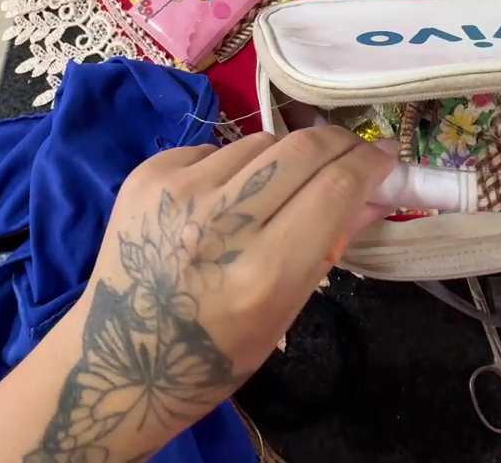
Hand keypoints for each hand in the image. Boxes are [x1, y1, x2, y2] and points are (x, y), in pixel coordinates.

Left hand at [30, 127, 392, 458]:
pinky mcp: (149, 172)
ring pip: (261, 141)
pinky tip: (223, 199)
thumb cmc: (211, 354)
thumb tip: (374, 189)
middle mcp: (217, 224)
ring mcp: (177, 191)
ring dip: (286, 157)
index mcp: (258, 276)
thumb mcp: (282, 316)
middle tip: (352, 153)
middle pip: (302, 148)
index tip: (386, 160)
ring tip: (279, 190)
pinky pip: (217, 148)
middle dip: (339, 143)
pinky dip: (235, 167)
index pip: (334, 189)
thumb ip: (330, 245)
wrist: (114, 360)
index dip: (370, 165)